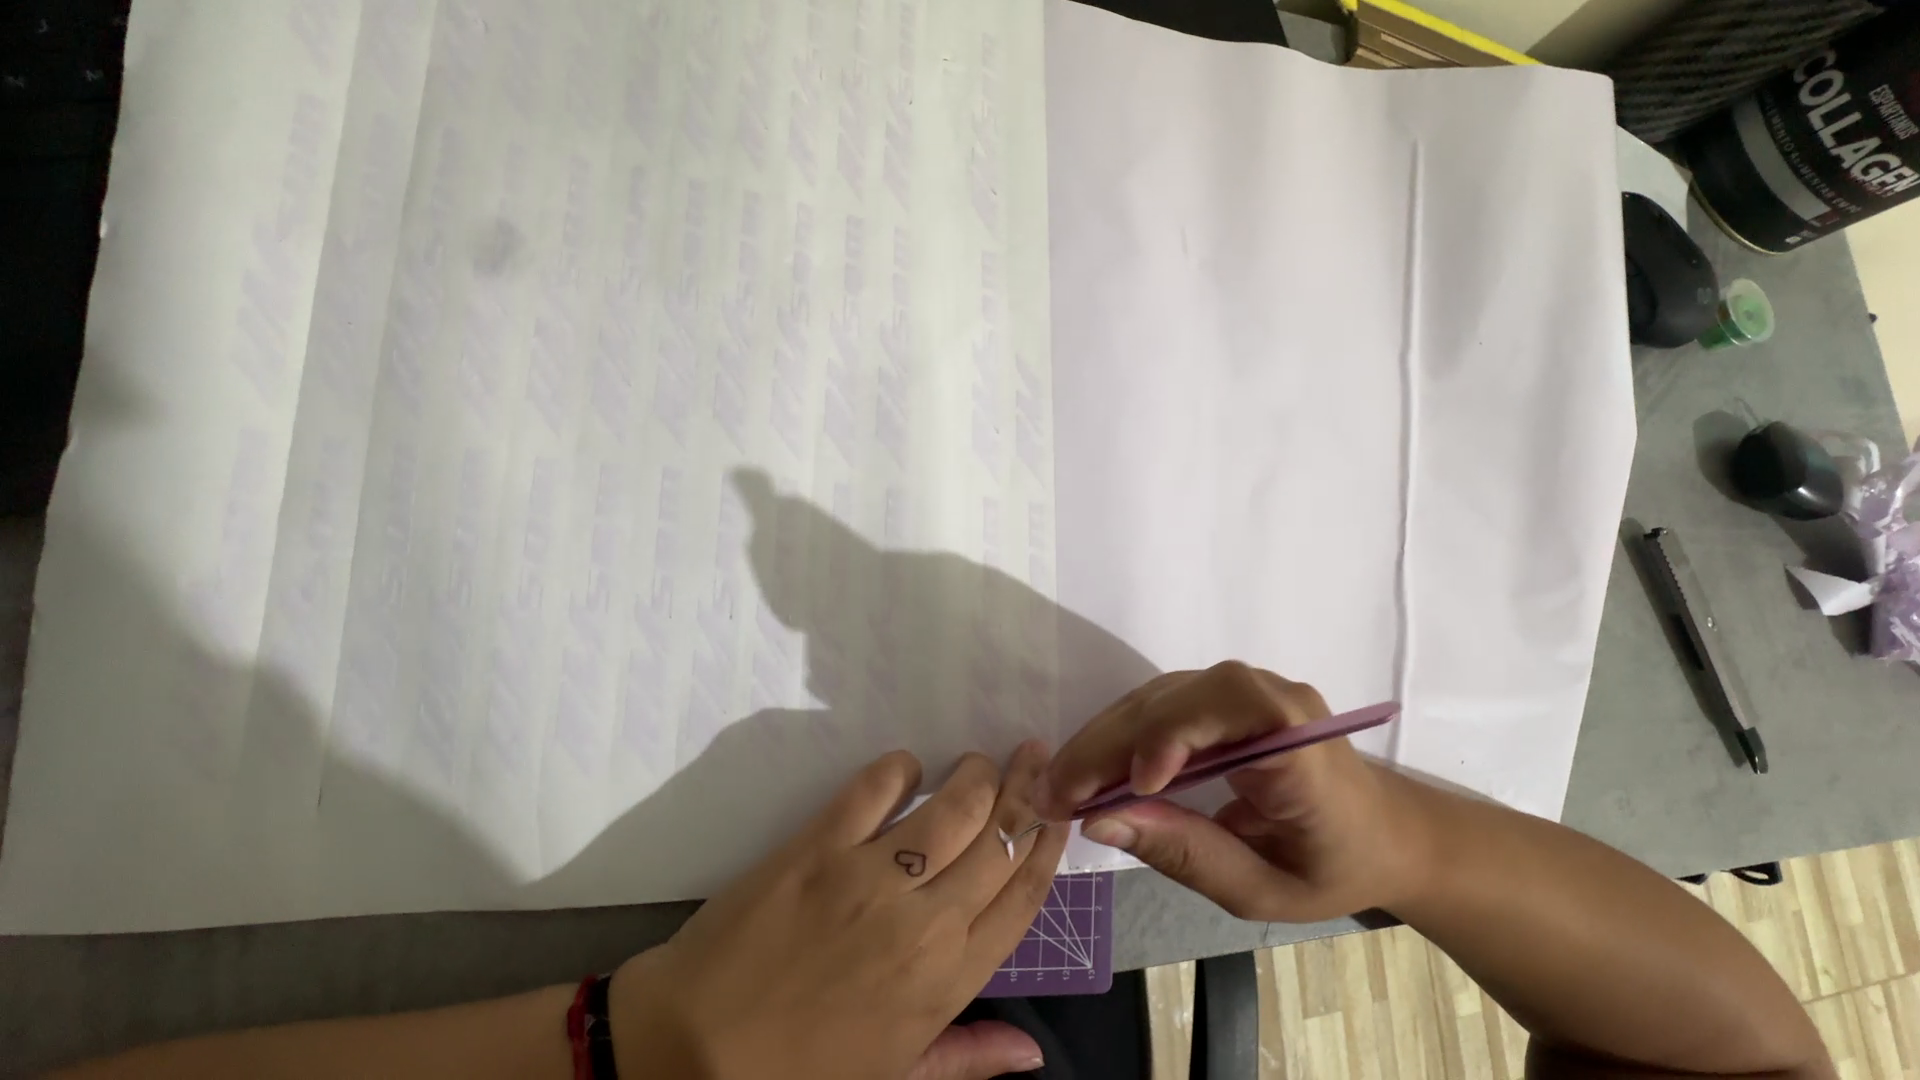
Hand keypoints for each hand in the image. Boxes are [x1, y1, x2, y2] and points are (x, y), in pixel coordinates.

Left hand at [611, 742, 1069, 1079]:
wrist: (695, 1049)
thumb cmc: (800, 1069)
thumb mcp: (896, 1076)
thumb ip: (968, 1056)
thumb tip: (1034, 1054)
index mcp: (949, 978)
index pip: (1023, 895)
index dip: (1047, 845)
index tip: (1058, 810)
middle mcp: (926, 921)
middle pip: (999, 838)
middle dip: (1027, 790)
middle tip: (1032, 755)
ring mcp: (872, 878)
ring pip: (953, 806)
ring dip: (976, 773)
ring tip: (979, 760)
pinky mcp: (819, 846)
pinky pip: (875, 788)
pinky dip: (899, 768)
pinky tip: (906, 767)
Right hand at [1035, 661, 1430, 922]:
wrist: (1385, 833)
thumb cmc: (1334, 867)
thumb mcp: (1264, 888)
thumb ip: (1187, 852)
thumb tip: (1100, 820)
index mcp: (1300, 742)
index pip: (1230, 705)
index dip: (1173, 733)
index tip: (1135, 785)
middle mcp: (1270, 697)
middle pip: (1174, 699)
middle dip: (1108, 745)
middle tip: (1053, 795)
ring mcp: (1245, 689)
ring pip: (1156, 697)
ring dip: (1102, 738)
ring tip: (1060, 785)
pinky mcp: (1221, 697)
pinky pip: (1159, 705)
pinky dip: (1119, 736)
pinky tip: (1091, 769)